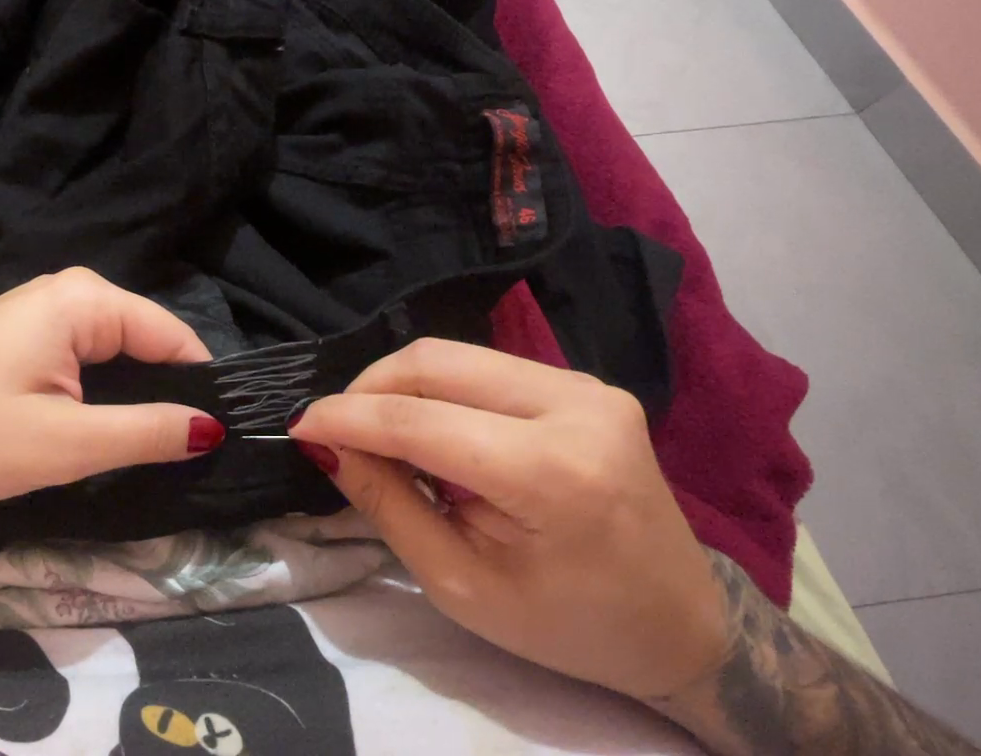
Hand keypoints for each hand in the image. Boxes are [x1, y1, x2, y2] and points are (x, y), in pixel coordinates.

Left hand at [0, 267, 223, 505]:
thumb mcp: (64, 444)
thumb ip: (146, 432)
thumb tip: (213, 427)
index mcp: (83, 300)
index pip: (173, 335)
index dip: (203, 386)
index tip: (223, 439)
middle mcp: (67, 290)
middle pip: (146, 339)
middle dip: (167, 392)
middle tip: (182, 455)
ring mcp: (41, 309)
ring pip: (116, 351)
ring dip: (133, 395)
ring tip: (147, 447)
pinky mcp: (23, 332)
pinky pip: (85, 356)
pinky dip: (101, 390)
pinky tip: (102, 427)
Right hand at [288, 338, 729, 702]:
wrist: (683, 625)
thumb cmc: (569, 626)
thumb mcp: (460, 585)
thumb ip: (387, 504)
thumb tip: (325, 445)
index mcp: (554, 474)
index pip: (420, 420)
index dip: (347, 417)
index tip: (297, 428)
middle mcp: (575, 407)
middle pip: (433, 362)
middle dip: (367, 389)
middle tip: (335, 431)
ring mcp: (585, 386)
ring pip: (452, 354)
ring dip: (398, 387)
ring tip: (376, 433)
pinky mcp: (582, 383)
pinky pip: (481, 366)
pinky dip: (434, 390)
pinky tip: (424, 428)